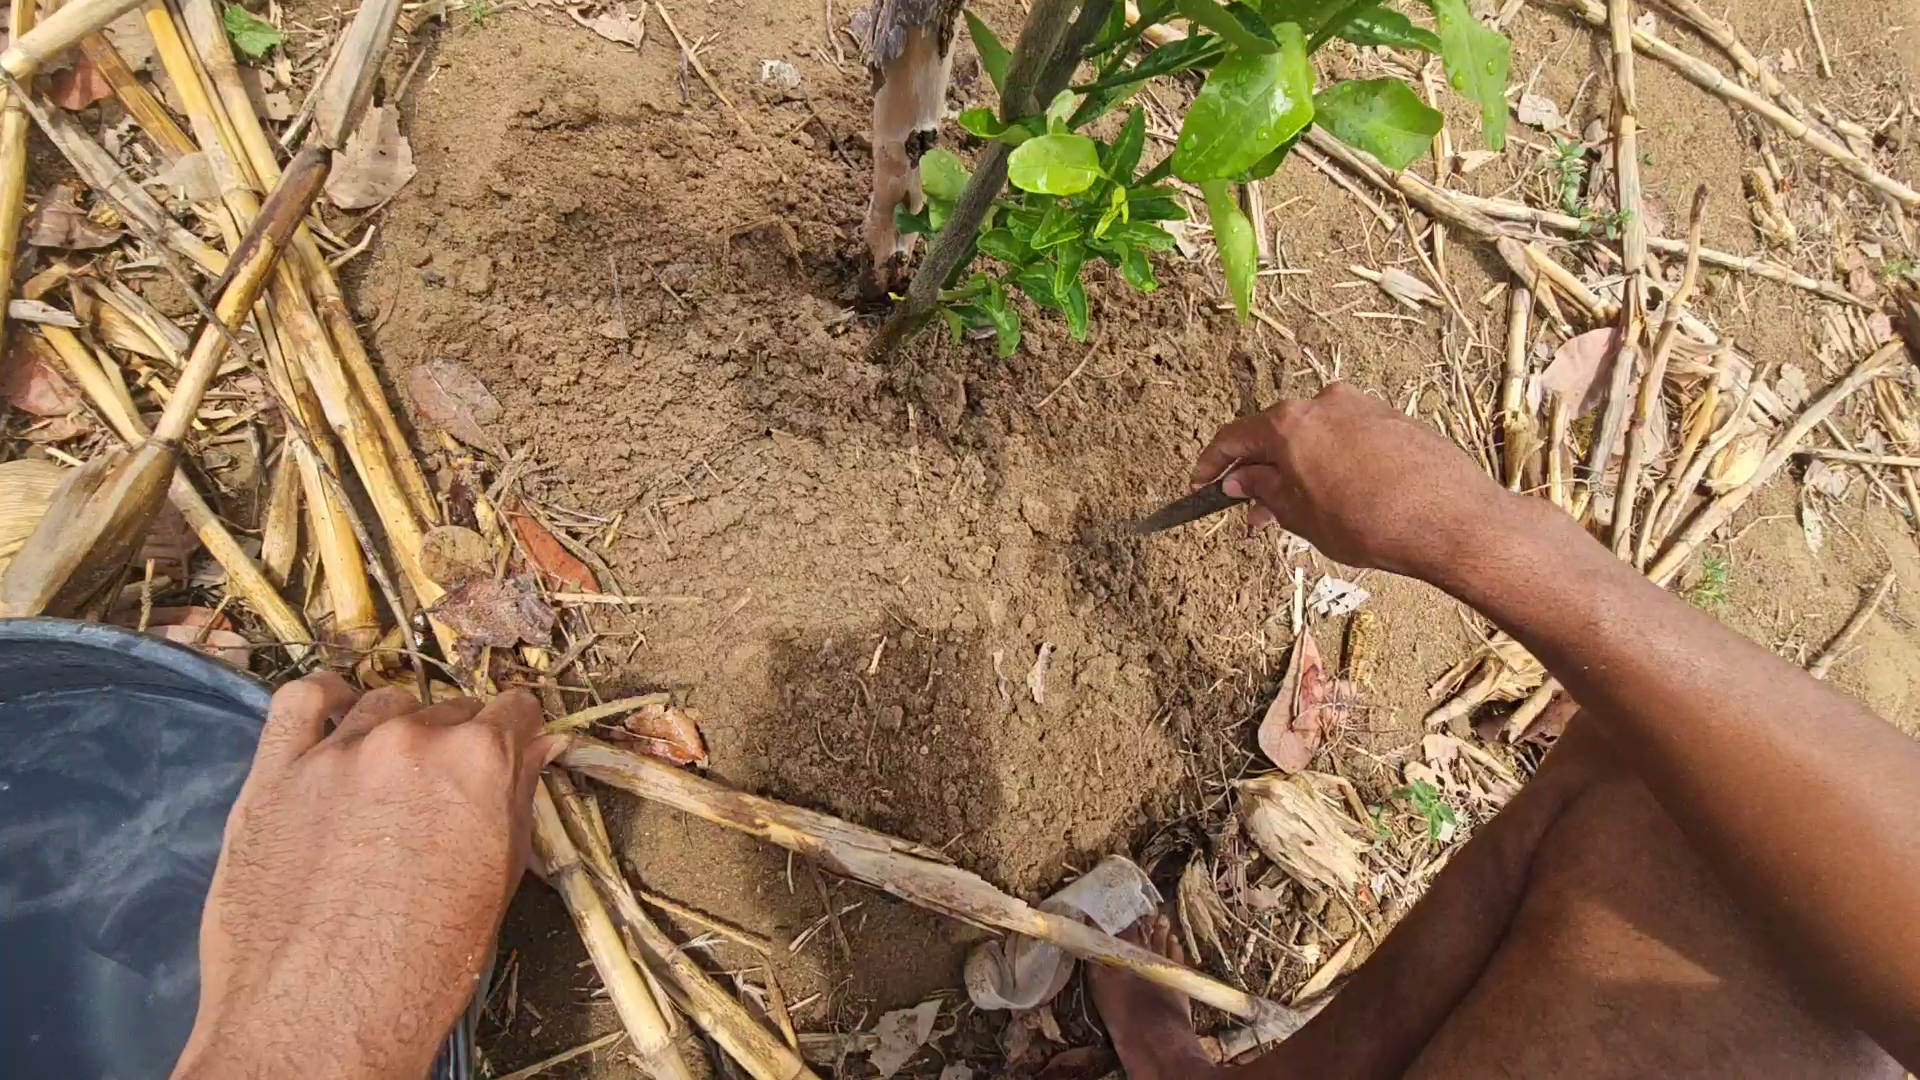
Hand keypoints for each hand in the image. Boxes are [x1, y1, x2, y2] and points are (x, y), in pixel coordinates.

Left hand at [172, 675, 558, 1079]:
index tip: (512, 752)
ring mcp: (340, 752)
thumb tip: (540, 744)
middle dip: (461, 739)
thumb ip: (521, 792)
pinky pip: (300, 701)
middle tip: (447, 788)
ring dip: (402, 726)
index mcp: (482, 756)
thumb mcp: (505, 867)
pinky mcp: (274, 775)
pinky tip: (337, 717)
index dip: (519, 732)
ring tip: (392, 773)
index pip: (516, 707)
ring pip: (387, 702)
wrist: (324, 1021)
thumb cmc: (437, 951)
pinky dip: (326, 699)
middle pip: (454, 707)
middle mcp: (416, 737)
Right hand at [1192, 383, 1509, 580]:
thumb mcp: (1299, 515)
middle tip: (1247, 508)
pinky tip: (1330, 496)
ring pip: (1310, 437)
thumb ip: (1263, 490)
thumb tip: (1241, 480)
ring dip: (1293, 470)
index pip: (1234, 438)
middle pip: (1273, 435)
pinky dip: (1326, 462)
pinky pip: (1343, 437)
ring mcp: (1363, 407)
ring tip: (1290, 511)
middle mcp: (1324, 403)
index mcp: (1290, 422)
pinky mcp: (1394, 420)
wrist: (1455, 522)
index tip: (1201, 483)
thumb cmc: (1371, 522)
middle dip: (1256, 472)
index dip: (1212, 464)